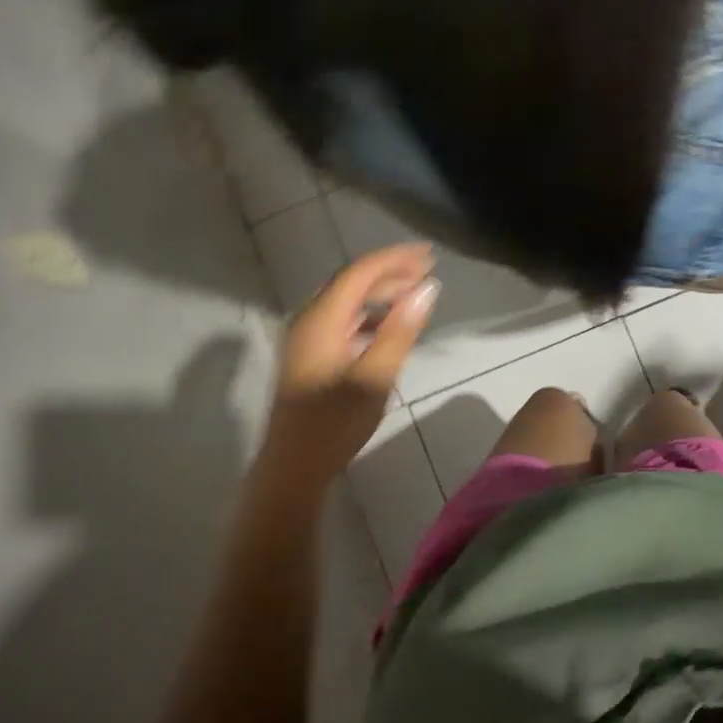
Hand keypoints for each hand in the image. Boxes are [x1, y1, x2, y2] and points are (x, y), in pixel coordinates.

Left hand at [262, 244, 439, 478]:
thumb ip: (400, 331)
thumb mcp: (375, 378)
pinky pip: (341, 320)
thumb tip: (426, 290)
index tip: (429, 255)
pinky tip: (388, 325)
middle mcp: (308, 321)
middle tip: (427, 271)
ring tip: (414, 293)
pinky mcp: (309, 356)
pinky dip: (368, 314)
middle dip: (390, 272)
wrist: (293, 467)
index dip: (395, 259)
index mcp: (320, 321)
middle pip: (350, 283)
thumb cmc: (334, 425)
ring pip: (345, 301)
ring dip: (380, 293)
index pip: (359, 273)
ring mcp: (305, 339)